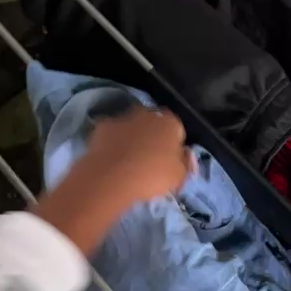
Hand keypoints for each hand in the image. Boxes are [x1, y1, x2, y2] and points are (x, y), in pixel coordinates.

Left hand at [75, 108, 195, 205]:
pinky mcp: (104, 126)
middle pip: (154, 125)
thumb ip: (186, 163)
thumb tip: (187, 154)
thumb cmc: (152, 176)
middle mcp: (148, 113)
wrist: (111, 176)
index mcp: (170, 122)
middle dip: (154, 138)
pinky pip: (114, 134)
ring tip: (130, 163)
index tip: (170, 163)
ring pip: (133, 127)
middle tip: (150, 162)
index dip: (175, 147)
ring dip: (133, 139)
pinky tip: (113, 160)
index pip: (178, 130)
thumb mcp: (179, 177)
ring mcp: (123, 117)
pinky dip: (115, 143)